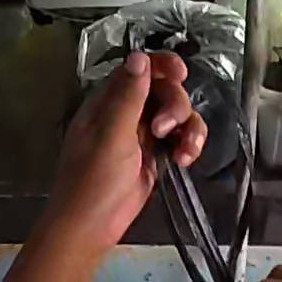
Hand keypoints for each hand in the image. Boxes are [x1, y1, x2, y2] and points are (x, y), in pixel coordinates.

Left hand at [48, 50, 206, 252]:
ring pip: (179, 115)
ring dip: (188, 128)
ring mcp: (144, 134)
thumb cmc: (93, 179)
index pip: (138, 69)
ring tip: (185, 151)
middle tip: (166, 129)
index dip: (161, 66)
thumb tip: (140, 55)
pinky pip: (182, 137)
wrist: (92, 225)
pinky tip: (186, 159)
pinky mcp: (157, 154)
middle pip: (166, 91)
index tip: (181, 73)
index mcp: (108, 102)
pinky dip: (189, 144)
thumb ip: (129, 96)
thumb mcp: (112, 134)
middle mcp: (128, 113)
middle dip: (176, 107)